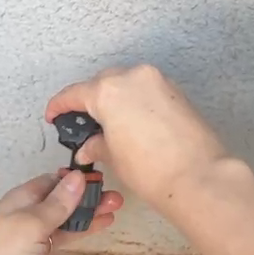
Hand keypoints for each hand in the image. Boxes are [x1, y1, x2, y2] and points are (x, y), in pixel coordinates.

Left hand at [0, 171, 122, 254]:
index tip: (105, 182)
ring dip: (82, 225)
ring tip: (110, 221)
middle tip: (118, 203)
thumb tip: (77, 175)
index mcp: (21, 203)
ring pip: (58, 231)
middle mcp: (22, 222)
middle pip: (60, 206)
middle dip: (87, 202)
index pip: (53, 182)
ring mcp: (24, 249)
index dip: (77, 180)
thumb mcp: (33, 225)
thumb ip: (57, 203)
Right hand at [45, 64, 230, 212]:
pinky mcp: (177, 91)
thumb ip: (97, 145)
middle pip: (102, 83)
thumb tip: (90, 146)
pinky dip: (137, 102)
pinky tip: (134, 123)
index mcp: (109, 91)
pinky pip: (148, 90)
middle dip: (90, 101)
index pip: (75, 94)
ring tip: (110, 126)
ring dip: (116, 100)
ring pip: (127, 83)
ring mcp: (158, 81)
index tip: (55, 115)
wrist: (199, 177)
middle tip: (83, 124)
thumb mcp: (114, 157)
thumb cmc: (154, 170)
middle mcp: (133, 77)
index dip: (60, 106)